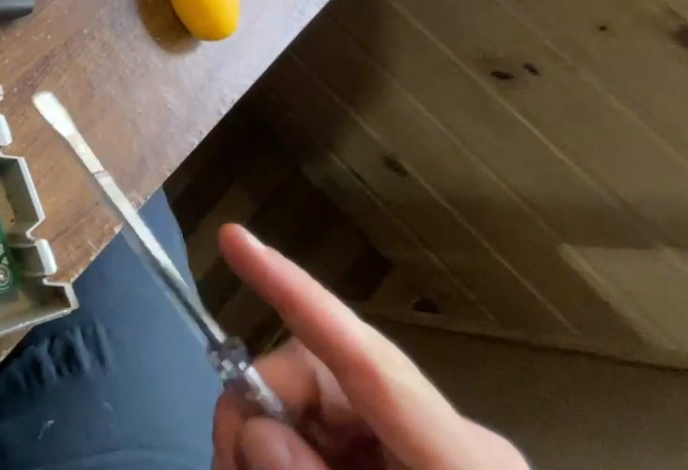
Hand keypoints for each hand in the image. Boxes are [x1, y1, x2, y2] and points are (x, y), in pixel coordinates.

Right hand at [212, 225, 527, 469]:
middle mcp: (445, 438)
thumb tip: (258, 427)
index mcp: (461, 463)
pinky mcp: (401, 460)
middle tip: (226, 463)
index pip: (364, 360)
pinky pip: (322, 433)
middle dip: (259, 409)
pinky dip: (285, 452)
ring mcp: (425, 448)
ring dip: (264, 439)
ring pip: (310, 405)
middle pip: (319, 378)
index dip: (296, 293)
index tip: (234, 240)